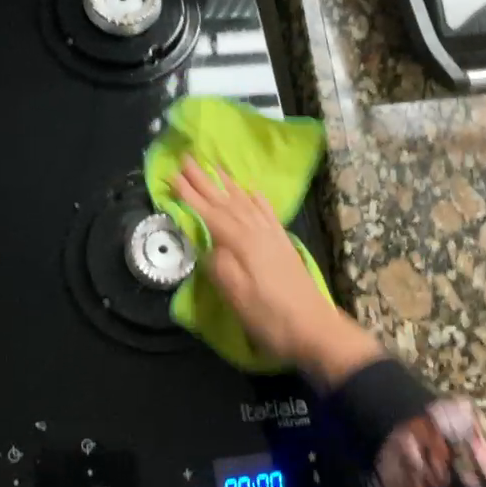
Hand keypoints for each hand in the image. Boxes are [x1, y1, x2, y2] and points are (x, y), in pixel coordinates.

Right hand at [172, 157, 382, 385]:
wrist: (313, 328)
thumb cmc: (268, 315)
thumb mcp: (234, 294)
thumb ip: (217, 264)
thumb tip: (206, 244)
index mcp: (239, 242)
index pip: (208, 211)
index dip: (189, 194)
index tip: (172, 174)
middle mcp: (255, 230)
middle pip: (224, 199)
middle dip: (204, 179)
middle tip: (186, 158)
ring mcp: (271, 234)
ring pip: (244, 200)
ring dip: (226, 183)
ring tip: (213, 166)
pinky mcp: (283, 242)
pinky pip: (266, 211)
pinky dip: (255, 197)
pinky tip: (251, 190)